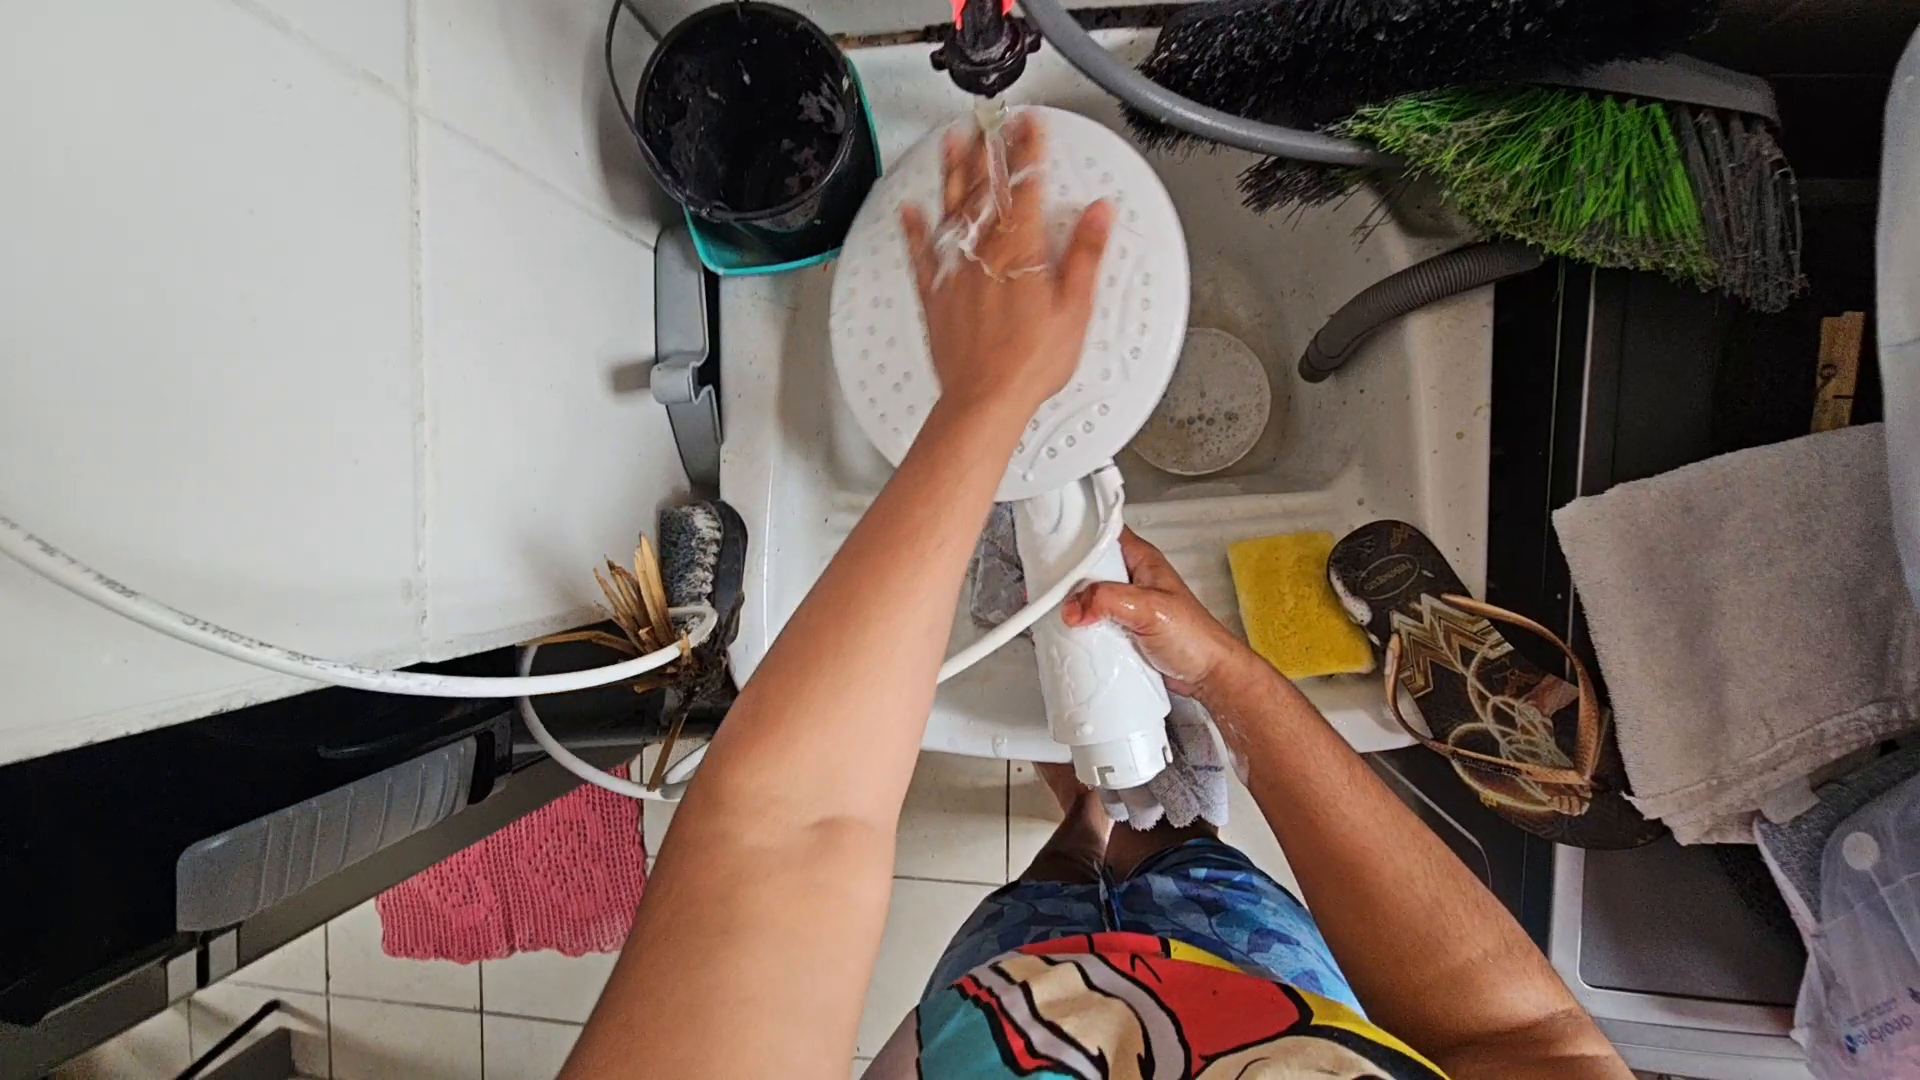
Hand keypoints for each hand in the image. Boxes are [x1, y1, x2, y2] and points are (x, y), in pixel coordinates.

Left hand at [899, 112, 1113, 423]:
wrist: (985, 399)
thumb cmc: (1029, 363)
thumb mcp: (1074, 310)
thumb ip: (1086, 255)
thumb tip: (1099, 214)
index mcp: (1021, 252)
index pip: (1026, 187)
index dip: (1028, 151)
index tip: (1029, 124)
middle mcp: (984, 255)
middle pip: (986, 191)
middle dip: (990, 151)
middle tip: (989, 121)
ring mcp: (956, 274)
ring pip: (952, 212)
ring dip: (952, 174)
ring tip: (952, 142)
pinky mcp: (936, 298)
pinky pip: (921, 256)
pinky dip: (914, 231)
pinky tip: (909, 210)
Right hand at [1060, 528, 1256, 697]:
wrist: (1207, 676)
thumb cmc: (1196, 637)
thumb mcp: (1150, 609)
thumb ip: (1108, 600)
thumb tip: (1073, 606)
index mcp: (1140, 559)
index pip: (1102, 532)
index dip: (1077, 532)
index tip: (1051, 541)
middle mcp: (1131, 578)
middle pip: (1087, 565)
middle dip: (1065, 574)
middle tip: (1045, 583)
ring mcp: (1124, 604)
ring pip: (1086, 595)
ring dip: (1070, 604)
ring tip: (1051, 608)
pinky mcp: (1120, 627)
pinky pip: (1091, 620)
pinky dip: (1078, 625)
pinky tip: (1067, 631)